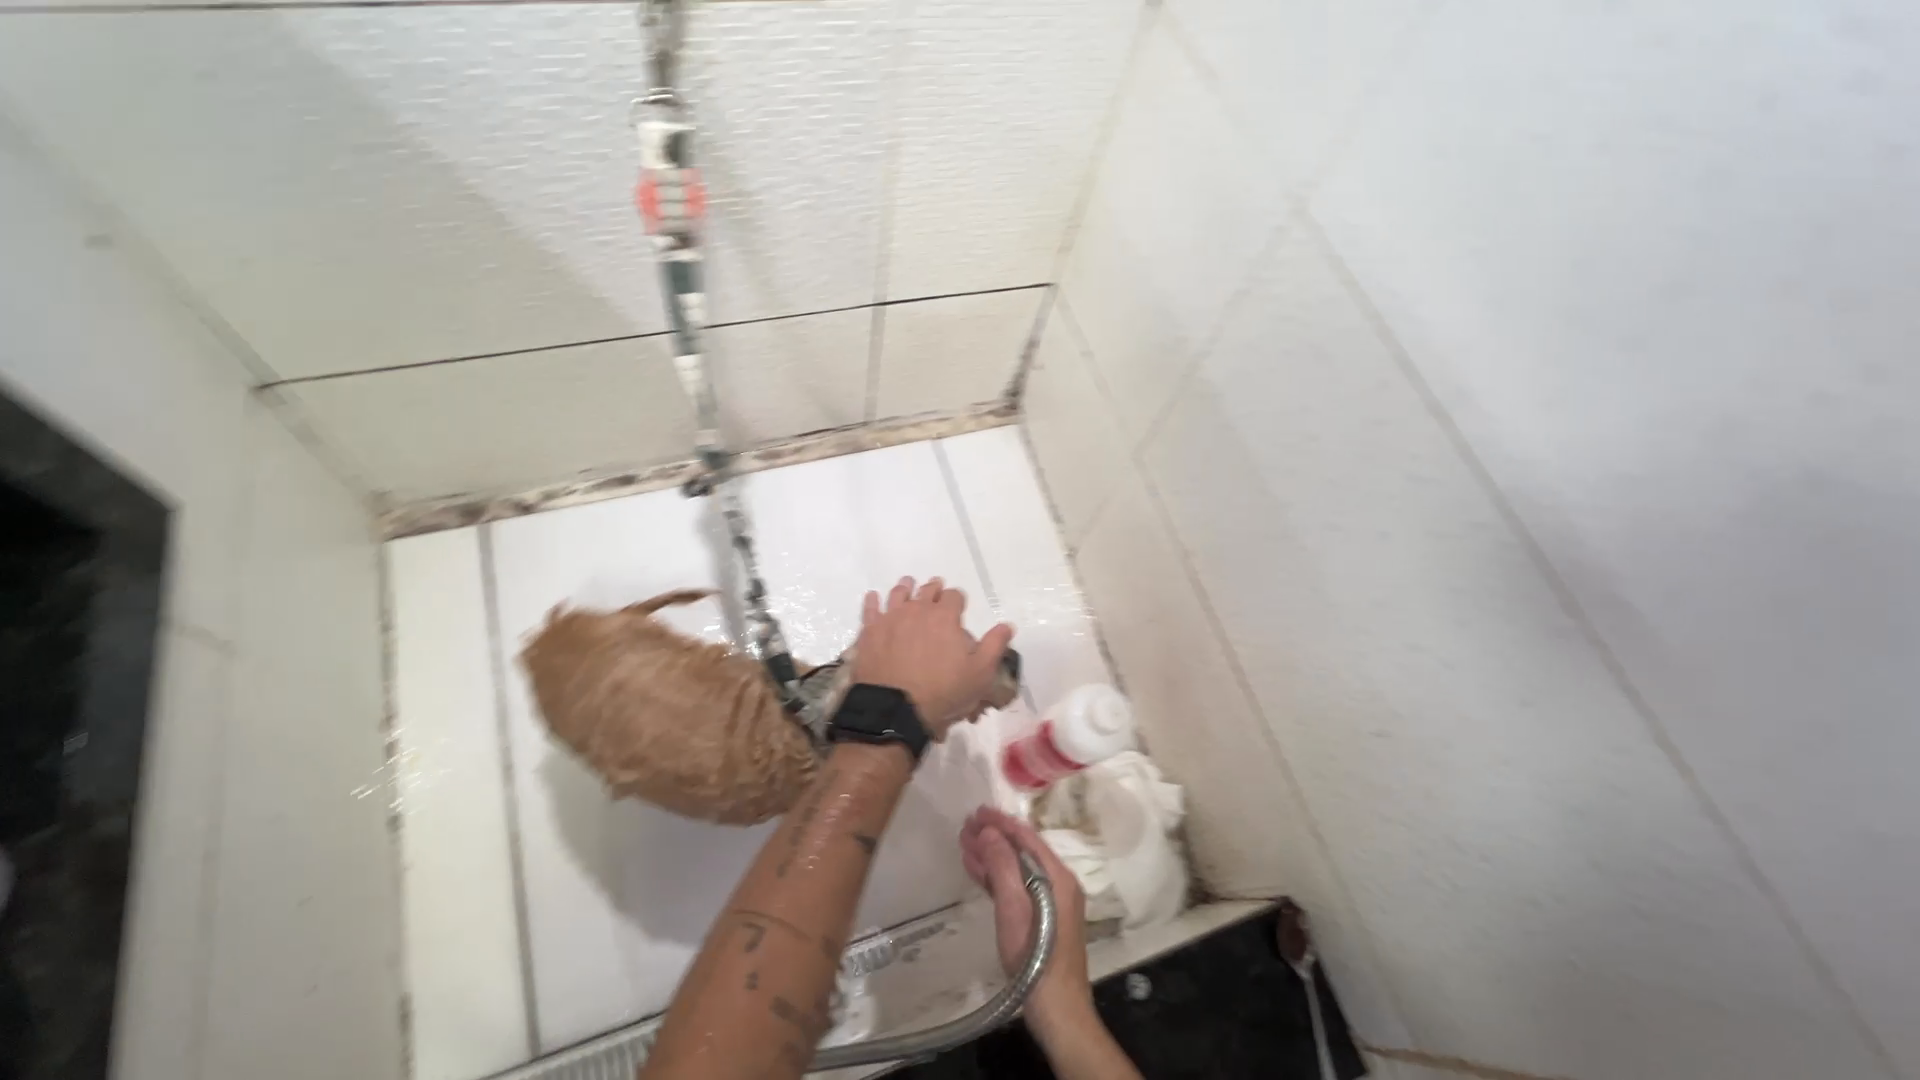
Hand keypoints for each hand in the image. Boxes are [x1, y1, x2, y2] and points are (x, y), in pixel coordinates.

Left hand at [851, 577, 1014, 739]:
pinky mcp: (870, 631)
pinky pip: (870, 608)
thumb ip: (994, 646)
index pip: (954, 596)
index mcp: (945, 617)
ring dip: (906, 587)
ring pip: (898, 594)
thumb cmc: (943, 692)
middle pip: (927, 590)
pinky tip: (873, 597)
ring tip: (908, 584)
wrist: (895, 708)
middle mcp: (917, 610)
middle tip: (935, 588)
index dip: (957, 599)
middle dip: (934, 589)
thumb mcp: (980, 674)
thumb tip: (1007, 625)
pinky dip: (873, 600)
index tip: (958, 605)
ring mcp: (891, 618)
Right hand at [960, 807, 1090, 1031]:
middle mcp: (1059, 884)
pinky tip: (978, 872)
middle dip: (994, 836)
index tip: (977, 811)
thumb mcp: (1013, 906)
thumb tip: (989, 832)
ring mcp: (1052, 902)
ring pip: (1019, 868)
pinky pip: (1019, 886)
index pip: (1027, 838)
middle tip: (966, 826)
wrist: (1057, 1008)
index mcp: (1058, 876)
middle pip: (1023, 851)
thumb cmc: (1034, 956)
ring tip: (965, 844)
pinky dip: (998, 876)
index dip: (1001, 822)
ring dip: (993, 855)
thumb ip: (1002, 866)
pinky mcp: (1043, 918)